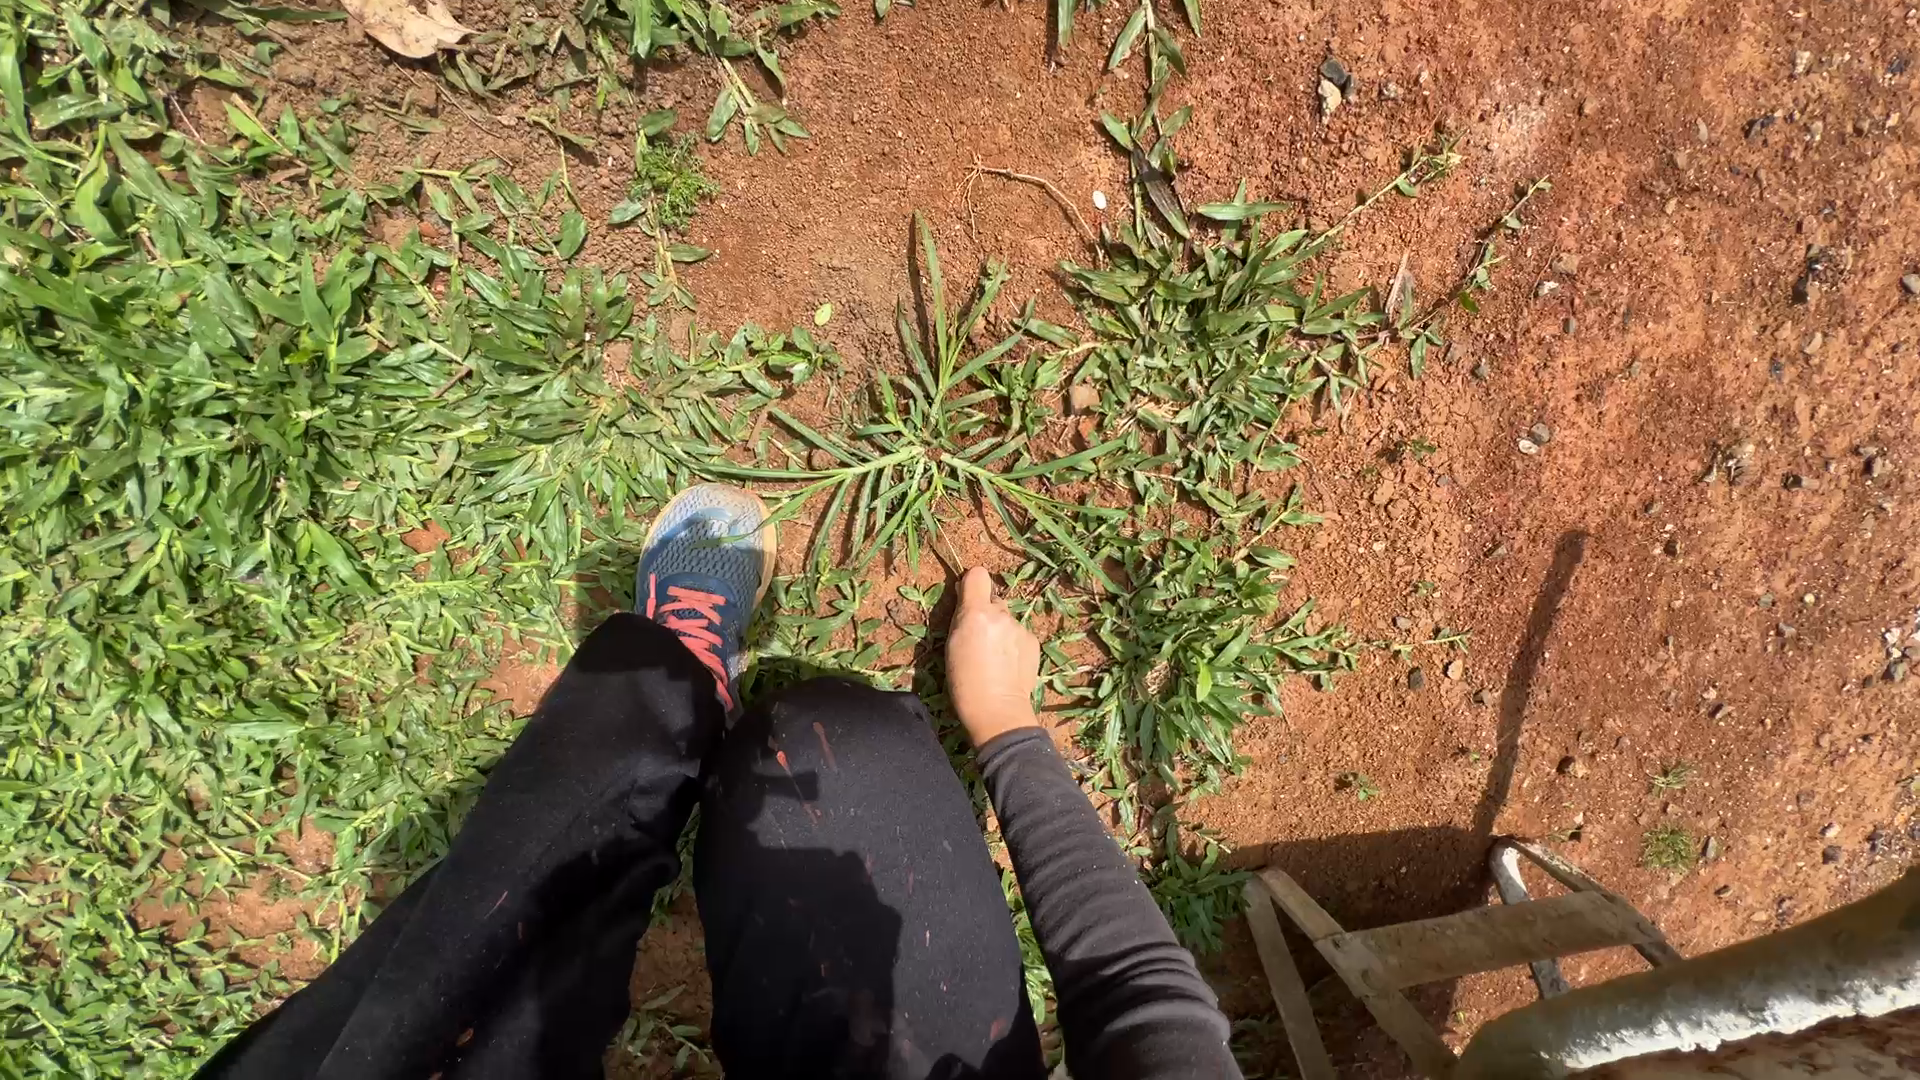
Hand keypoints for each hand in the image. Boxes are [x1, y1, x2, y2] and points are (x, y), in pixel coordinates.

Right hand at [945, 567, 1041, 746]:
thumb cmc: (963, 683)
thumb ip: (962, 619)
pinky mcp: (1033, 642)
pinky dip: (1014, 645)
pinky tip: (1008, 666)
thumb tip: (968, 604)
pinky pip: (1019, 635)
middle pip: (993, 601)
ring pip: (1007, 620)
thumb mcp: (951, 646)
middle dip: (987, 615)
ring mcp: (1020, 628)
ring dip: (1001, 631)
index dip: (972, 584)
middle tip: (979, 641)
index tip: (967, 600)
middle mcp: (1001, 614)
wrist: (997, 711)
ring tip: (994, 659)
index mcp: (975, 613)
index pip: (977, 574)